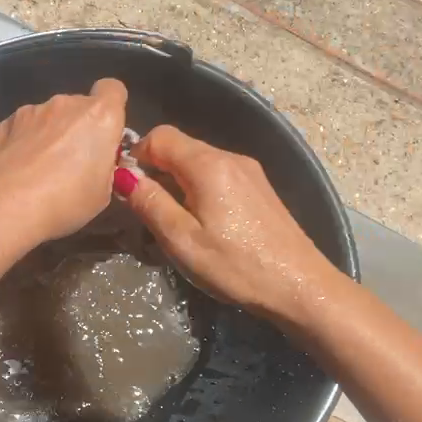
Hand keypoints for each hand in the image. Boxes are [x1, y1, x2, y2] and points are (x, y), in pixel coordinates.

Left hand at [0, 78, 128, 245]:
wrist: (6, 207)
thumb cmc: (65, 201)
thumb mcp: (102, 192)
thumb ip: (103, 166)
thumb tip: (94, 162)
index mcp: (99, 115)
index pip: (112, 90)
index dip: (111, 108)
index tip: (104, 133)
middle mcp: (64, 104)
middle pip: (76, 107)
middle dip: (76, 128)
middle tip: (69, 163)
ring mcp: (29, 112)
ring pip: (45, 118)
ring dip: (46, 135)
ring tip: (36, 170)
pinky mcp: (1, 124)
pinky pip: (19, 129)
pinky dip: (20, 143)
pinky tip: (14, 170)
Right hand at [116, 126, 346, 327]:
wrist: (299, 286)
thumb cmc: (235, 266)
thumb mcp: (181, 239)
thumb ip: (149, 203)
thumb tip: (122, 176)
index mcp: (208, 166)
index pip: (160, 136)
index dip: (136, 155)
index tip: (128, 189)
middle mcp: (230, 158)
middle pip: (179, 147)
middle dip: (153, 171)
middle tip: (145, 211)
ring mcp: (248, 172)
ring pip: (196, 162)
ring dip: (174, 183)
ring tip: (170, 222)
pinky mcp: (258, 188)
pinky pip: (215, 175)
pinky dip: (196, 190)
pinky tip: (199, 223)